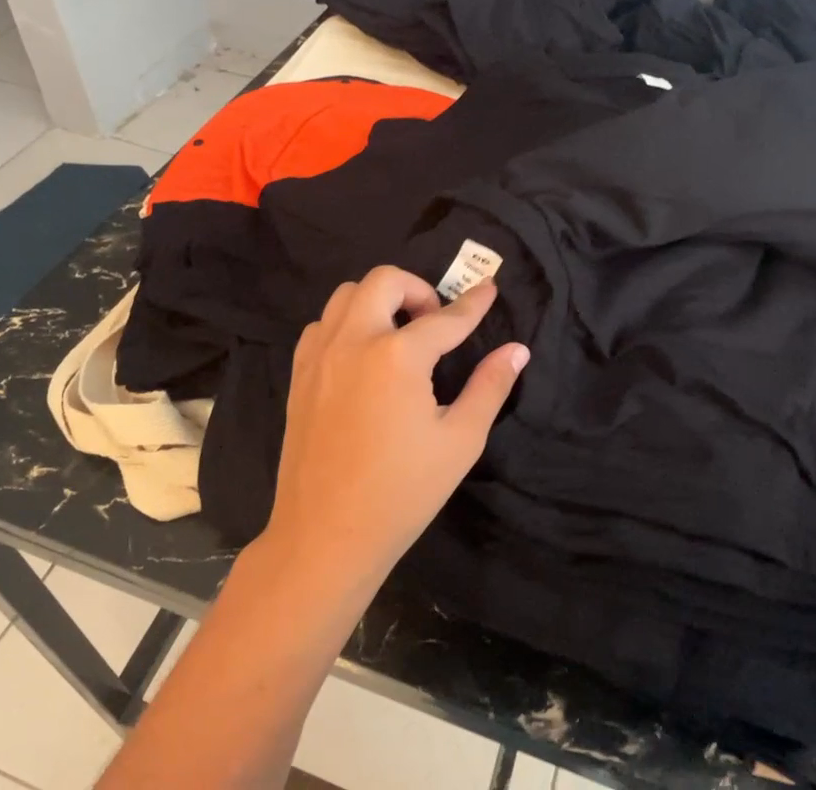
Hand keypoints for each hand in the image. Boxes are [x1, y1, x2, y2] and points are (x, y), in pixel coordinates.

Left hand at [266, 266, 529, 577]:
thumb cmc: (403, 492)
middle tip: (436, 322)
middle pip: (384, 281)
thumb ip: (489, 387)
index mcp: (398, 355)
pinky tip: (363, 357)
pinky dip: (346, 324)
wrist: (327, 534)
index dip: (474, 304)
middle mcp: (353, 341)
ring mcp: (319, 356)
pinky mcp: (298, 375)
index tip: (489, 289)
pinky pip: (321, 326)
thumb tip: (517, 351)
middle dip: (418, 289)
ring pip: (345, 296)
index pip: (446, 318)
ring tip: (400, 336)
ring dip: (378, 301)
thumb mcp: (460, 441)